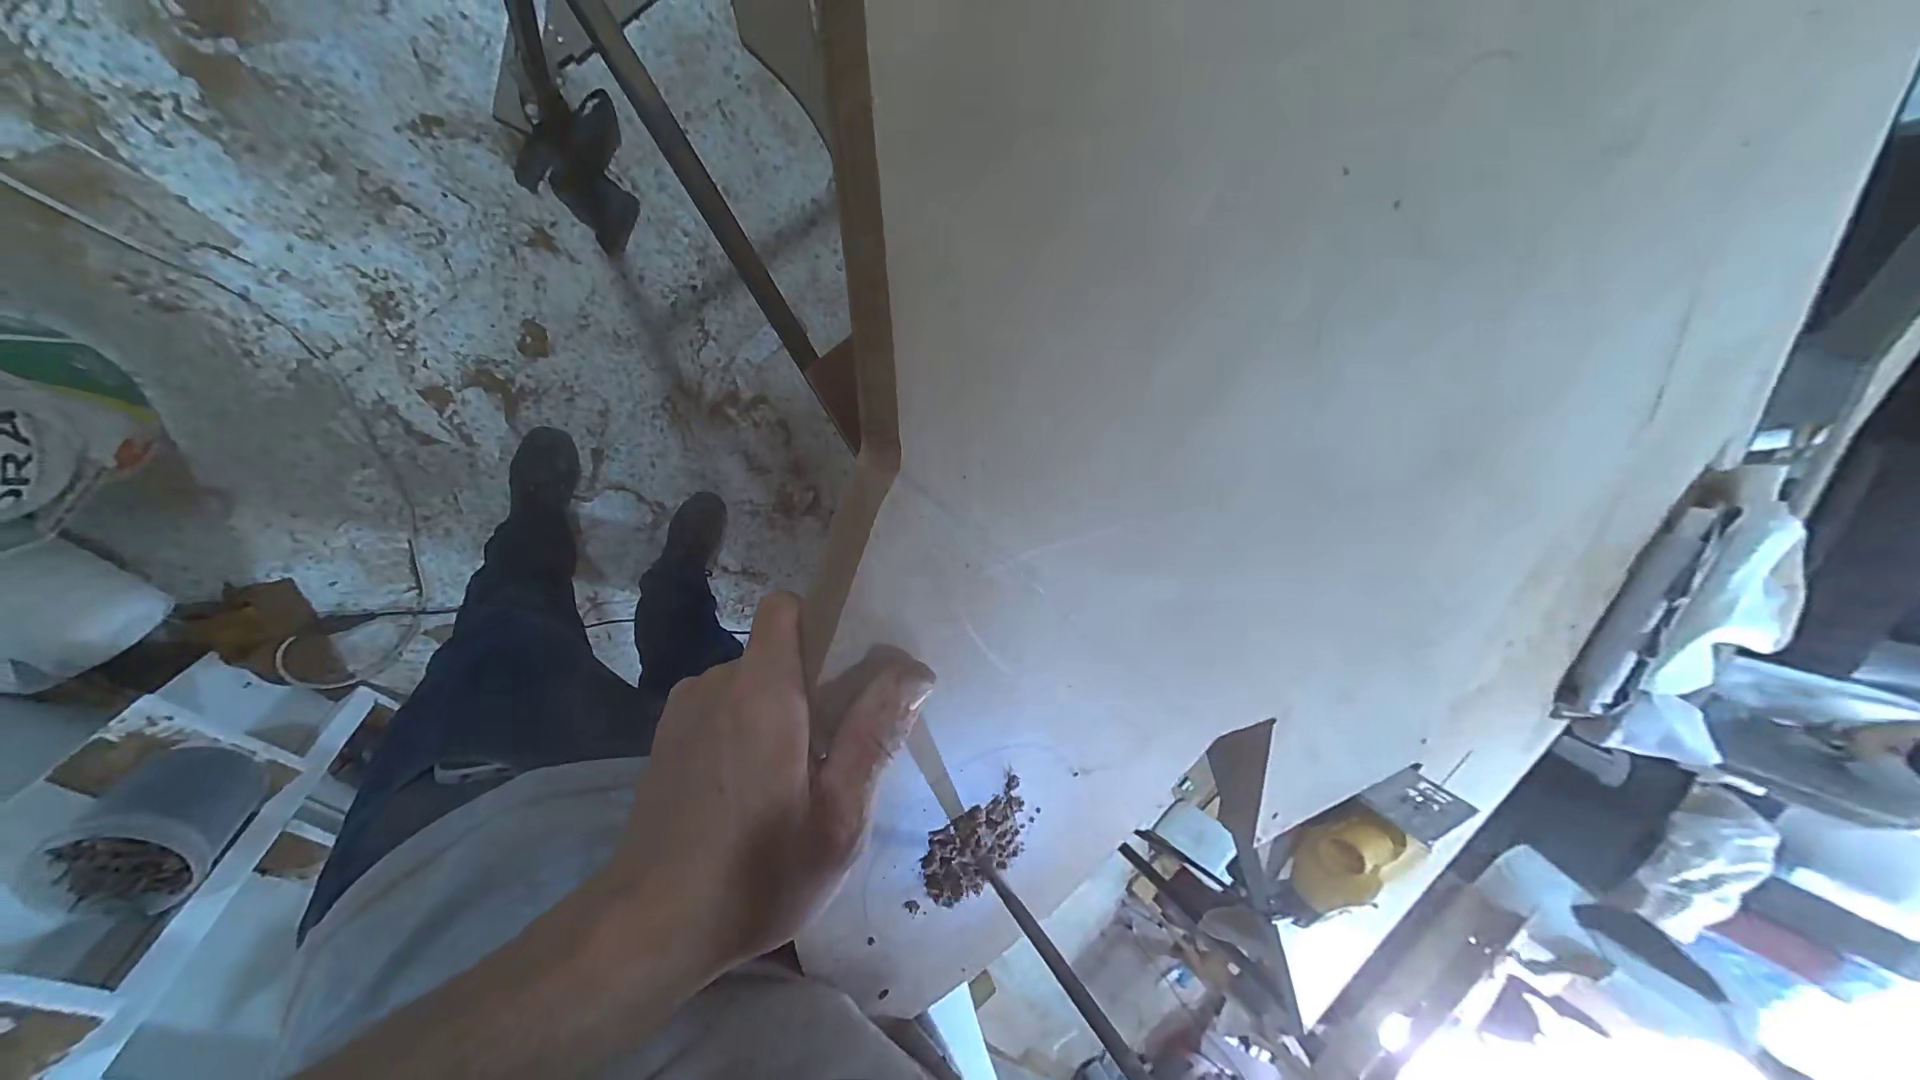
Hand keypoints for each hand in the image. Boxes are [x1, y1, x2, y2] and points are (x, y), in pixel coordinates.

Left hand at [605, 591, 934, 971]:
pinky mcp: (667, 739)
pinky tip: (749, 789)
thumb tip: (914, 672)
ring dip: (779, 711)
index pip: (786, 608)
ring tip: (793, 777)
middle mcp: (717, 684)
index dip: (821, 626)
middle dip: (812, 684)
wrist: (647, 930)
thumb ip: (875, 734)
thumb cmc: (757, 874)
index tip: (850, 671)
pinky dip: (746, 729)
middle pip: (777, 652)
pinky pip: (723, 708)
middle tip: (834, 748)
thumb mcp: (839, 816)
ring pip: (751, 683)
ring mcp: (685, 711)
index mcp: (762, 691)